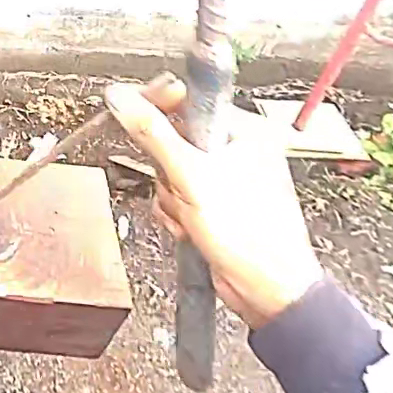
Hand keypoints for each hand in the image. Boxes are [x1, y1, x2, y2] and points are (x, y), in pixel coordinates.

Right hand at [105, 78, 324, 326]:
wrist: (270, 294)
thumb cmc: (252, 235)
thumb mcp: (193, 176)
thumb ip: (154, 133)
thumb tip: (122, 98)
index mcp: (237, 127)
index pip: (184, 97)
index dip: (156, 105)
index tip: (135, 115)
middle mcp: (229, 147)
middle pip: (170, 137)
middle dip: (167, 169)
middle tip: (182, 185)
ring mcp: (219, 175)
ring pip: (167, 170)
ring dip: (171, 197)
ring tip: (194, 214)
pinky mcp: (210, 201)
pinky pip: (173, 194)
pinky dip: (175, 213)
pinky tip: (192, 228)